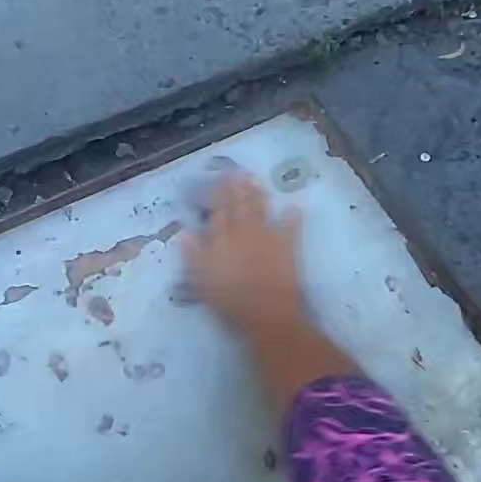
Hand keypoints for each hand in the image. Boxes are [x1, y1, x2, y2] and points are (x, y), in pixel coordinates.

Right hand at [182, 172, 305, 335]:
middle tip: (239, 172)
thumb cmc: (229, 297)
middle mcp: (244, 231)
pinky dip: (293, 216)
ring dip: (259, 194)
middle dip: (239, 187)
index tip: (220, 179)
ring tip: (256, 181)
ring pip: (262, 209)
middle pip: (241, 205)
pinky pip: (291, 227)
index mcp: (222, 238)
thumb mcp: (201, 279)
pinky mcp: (287, 245)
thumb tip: (184, 233)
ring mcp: (267, 236)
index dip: (220, 194)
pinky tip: (295, 206)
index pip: (219, 210)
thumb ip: (193, 254)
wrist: (265, 308)